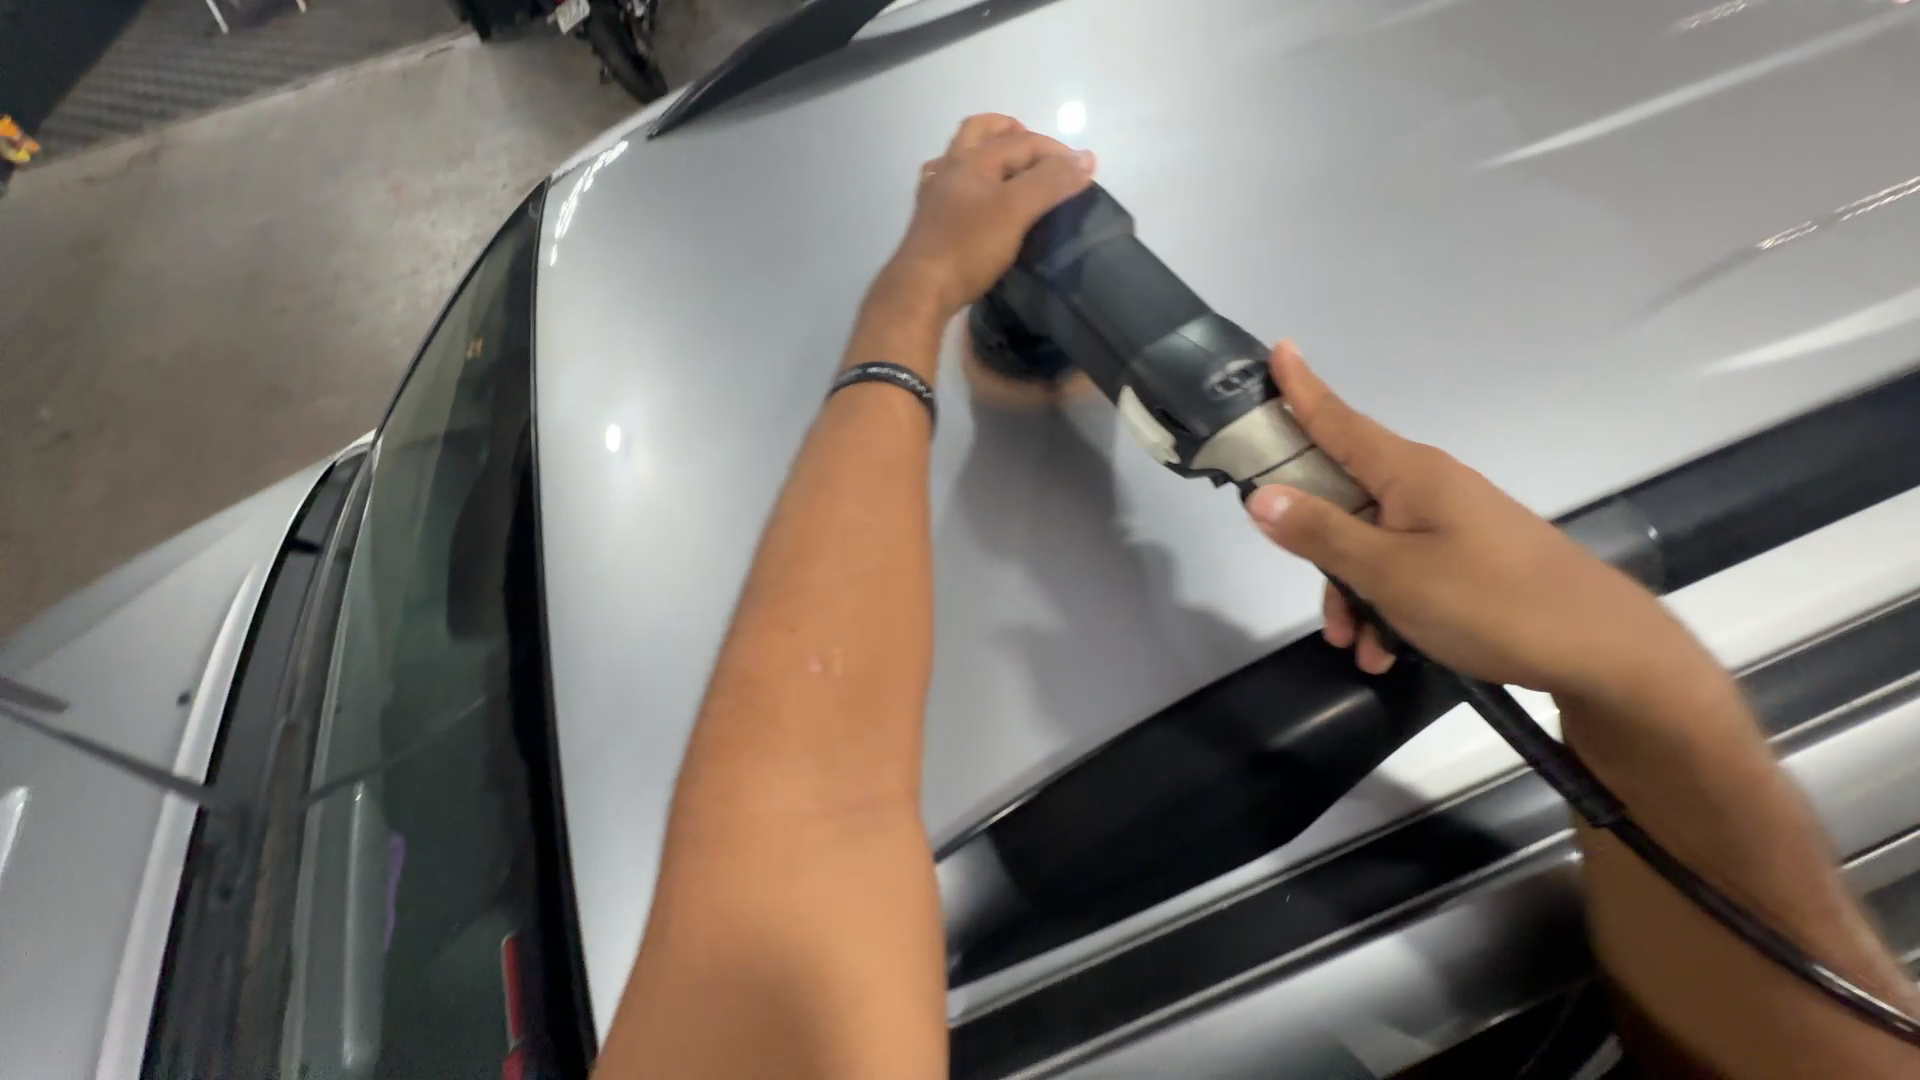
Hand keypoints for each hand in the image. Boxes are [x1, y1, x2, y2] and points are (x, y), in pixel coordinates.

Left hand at [877, 114, 1095, 318]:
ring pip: (960, 159)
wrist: (920, 291)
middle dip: (1011, 133)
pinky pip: (949, 190)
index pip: (1022, 142)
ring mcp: (934, 195)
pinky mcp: (929, 223)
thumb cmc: (968, 248)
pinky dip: (968, 185)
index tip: (1085, 171)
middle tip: (1037, 151)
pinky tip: (974, 201)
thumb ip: (1051, 182)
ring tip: (1010, 172)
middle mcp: (949, 168)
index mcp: (971, 159)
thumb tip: (1086, 159)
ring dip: (986, 155)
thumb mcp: (1015, 211)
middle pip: (980, 132)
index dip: (1057, 152)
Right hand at [1244, 344, 1710, 703]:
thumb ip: (1320, 533)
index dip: (1303, 388)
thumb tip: (1260, 498)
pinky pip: (1398, 568)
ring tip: (1355, 642)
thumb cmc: (1489, 600)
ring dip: (1349, 591)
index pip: (1338, 420)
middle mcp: (1424, 487)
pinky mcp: (1462, 555)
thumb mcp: (1390, 572)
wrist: (1602, 651)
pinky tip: (1384, 649)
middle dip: (1314, 545)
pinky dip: (1382, 605)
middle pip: (1340, 496)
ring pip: (1366, 542)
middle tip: (1307, 586)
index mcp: (1407, 473)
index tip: (1278, 349)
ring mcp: (1445, 521)